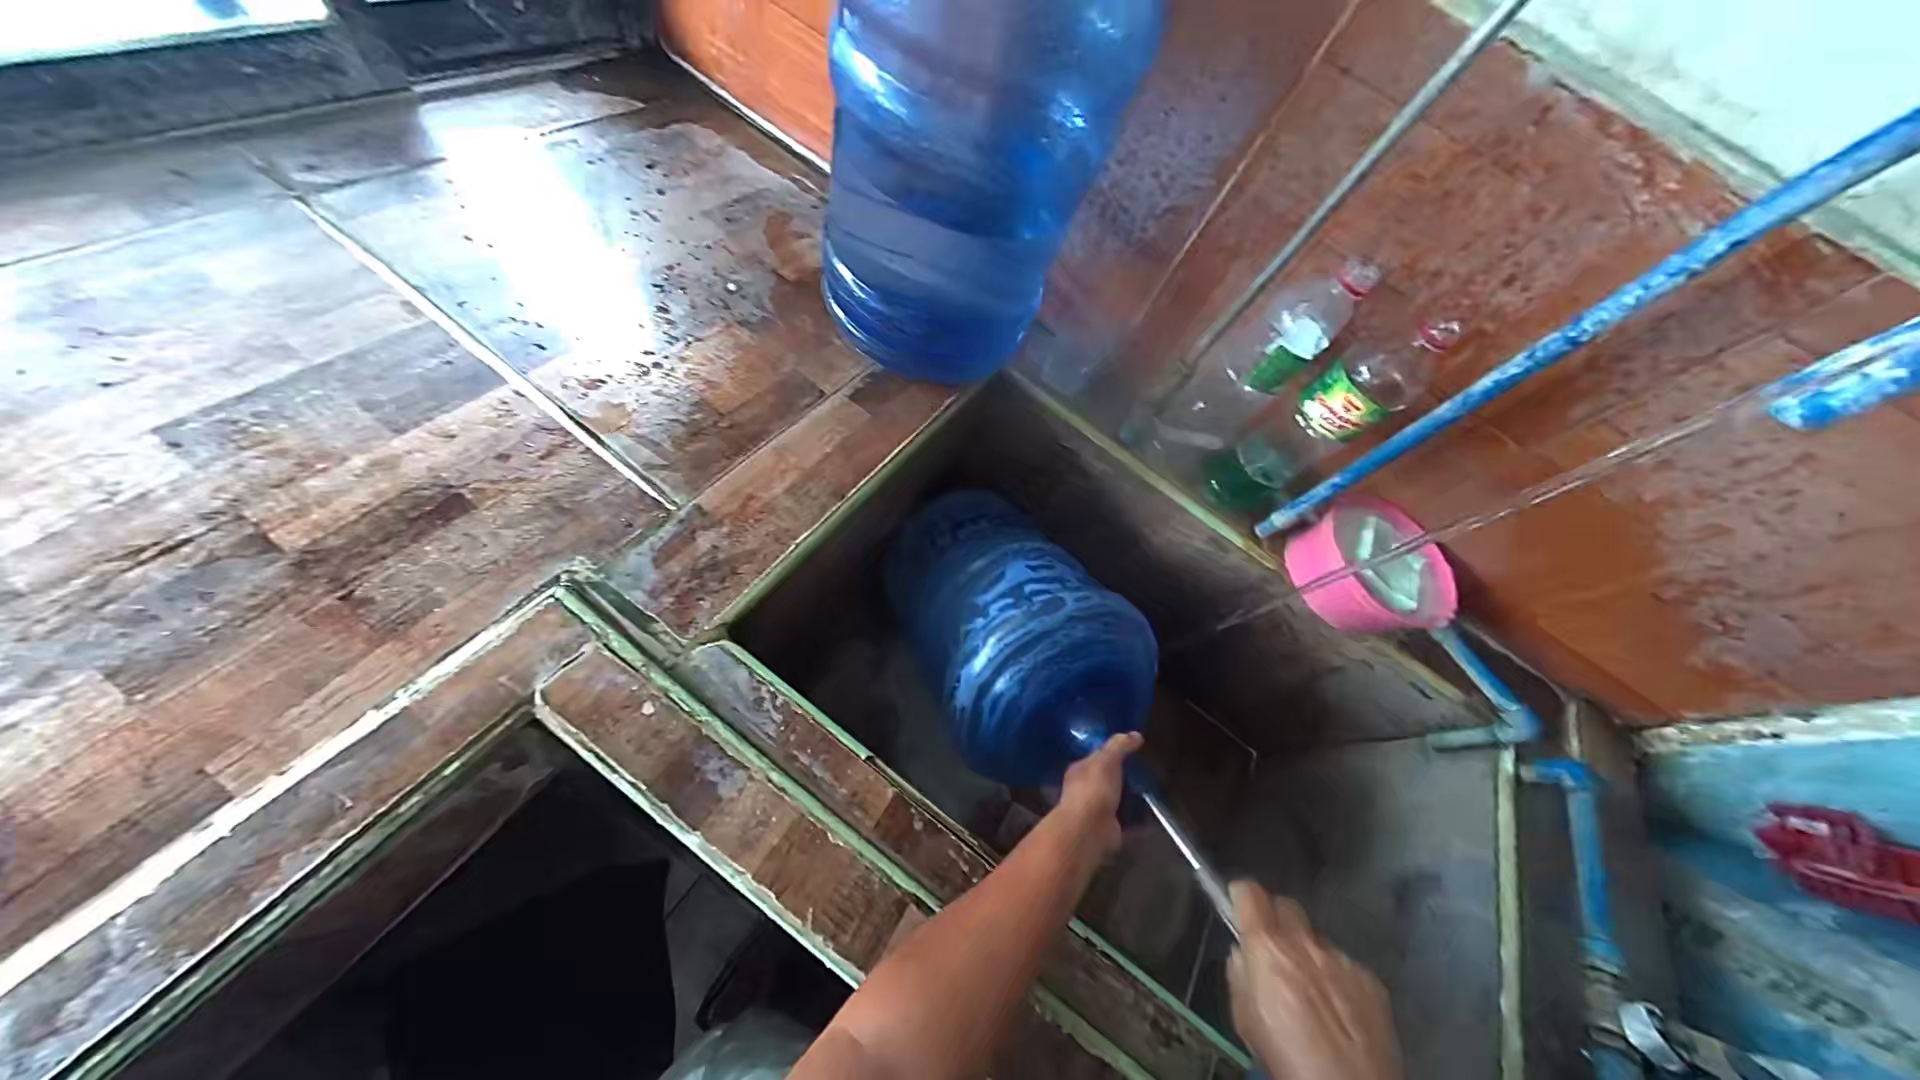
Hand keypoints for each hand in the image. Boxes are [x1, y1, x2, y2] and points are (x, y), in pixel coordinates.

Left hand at [1054, 731, 1141, 858]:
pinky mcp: (1109, 830)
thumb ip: (1119, 746)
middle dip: (1123, 777)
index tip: (1131, 749)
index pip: (1095, 757)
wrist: (1090, 829)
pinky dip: (1140, 822)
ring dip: (1132, 799)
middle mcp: (1085, 791)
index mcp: (1080, 770)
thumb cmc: (1094, 788)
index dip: (1111, 753)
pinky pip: (1128, 824)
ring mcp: (1096, 812)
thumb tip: (1135, 734)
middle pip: (1107, 780)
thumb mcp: (1107, 760)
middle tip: (1146, 771)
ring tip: (1153, 791)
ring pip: (1117, 802)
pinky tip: (1154, 817)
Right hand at [1227, 881, 1401, 1079]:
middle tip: (1273, 948)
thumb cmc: (1285, 1059)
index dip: (1241, 896)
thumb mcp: (1244, 1016)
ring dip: (1308, 953)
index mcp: (1268, 947)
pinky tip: (1339, 1012)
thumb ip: (1240, 973)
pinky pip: (1346, 966)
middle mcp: (1305, 943)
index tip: (1239, 905)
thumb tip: (1245, 954)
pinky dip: (1337, 979)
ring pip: (1317, 939)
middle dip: (1276, 919)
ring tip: (1312, 992)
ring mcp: (1342, 960)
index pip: (1250, 893)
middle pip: (1286, 906)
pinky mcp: (1372, 982)